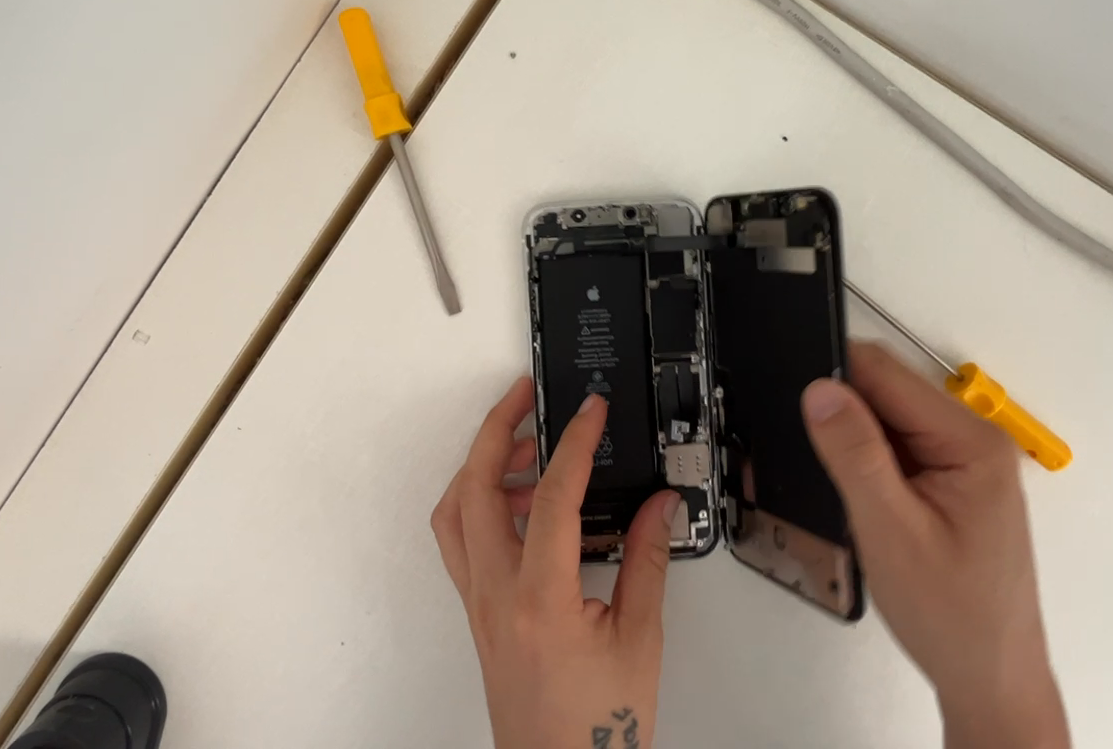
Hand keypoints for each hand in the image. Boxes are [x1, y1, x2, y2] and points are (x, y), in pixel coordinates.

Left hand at [433, 377, 681, 748]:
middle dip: (495, 427)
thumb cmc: (599, 729)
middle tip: (525, 396)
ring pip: (454, 510)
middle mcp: (494, 594)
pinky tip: (516, 500)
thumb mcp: (640, 639)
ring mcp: (477, 602)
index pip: (550, 497)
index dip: (574, 444)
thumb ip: (647, 560)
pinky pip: (460, 539)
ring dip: (479, 464)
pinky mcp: (476, 611)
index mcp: (539, 599)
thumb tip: (658, 504)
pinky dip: (477, 500)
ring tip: (525, 446)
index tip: (590, 411)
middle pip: (473, 486)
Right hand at [802, 343, 1069, 748]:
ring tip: (822, 468)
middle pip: (886, 390)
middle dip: (840, 406)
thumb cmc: (949, 613)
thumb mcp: (890, 530)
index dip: (834, 373)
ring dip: (849, 433)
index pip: (886, 373)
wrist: (989, 681)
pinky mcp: (948, 481)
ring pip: (885, 417)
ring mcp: (961, 461)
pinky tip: (848, 485)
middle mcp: (972, 440)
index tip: (787, 389)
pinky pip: (894, 446)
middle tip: (800, 441)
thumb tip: (819, 389)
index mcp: (969, 441)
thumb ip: (853, 453)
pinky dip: (863, 456)